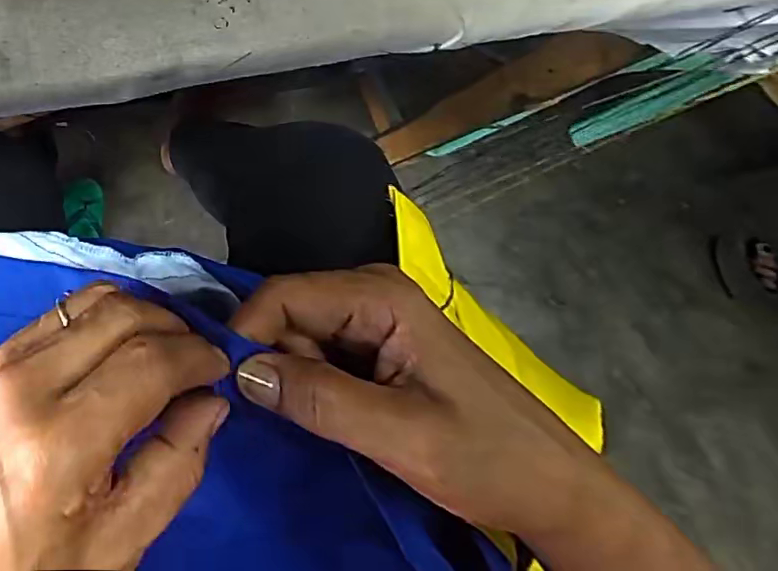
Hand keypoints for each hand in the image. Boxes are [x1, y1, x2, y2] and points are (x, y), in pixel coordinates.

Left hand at [0, 283, 229, 570]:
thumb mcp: (117, 548)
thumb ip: (175, 466)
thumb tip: (210, 401)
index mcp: (59, 443)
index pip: (150, 363)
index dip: (197, 357)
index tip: (220, 367)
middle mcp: (30, 386)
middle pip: (127, 315)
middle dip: (177, 328)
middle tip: (198, 358)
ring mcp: (10, 363)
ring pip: (100, 298)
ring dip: (146, 313)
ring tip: (167, 347)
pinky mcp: (3, 355)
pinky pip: (71, 307)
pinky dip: (110, 312)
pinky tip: (125, 343)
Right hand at [229, 266, 710, 570]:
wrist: (550, 486)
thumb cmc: (486, 456)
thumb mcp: (401, 435)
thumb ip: (320, 399)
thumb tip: (242, 370)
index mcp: (380, 295)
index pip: (286, 293)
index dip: (249, 333)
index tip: (227, 390)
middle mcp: (372, 293)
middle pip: (290, 311)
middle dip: (271, 362)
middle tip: (274, 423)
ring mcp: (376, 319)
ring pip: (302, 336)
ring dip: (290, 379)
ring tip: (305, 428)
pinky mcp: (378, 348)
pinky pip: (323, 356)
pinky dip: (309, 386)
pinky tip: (319, 419)